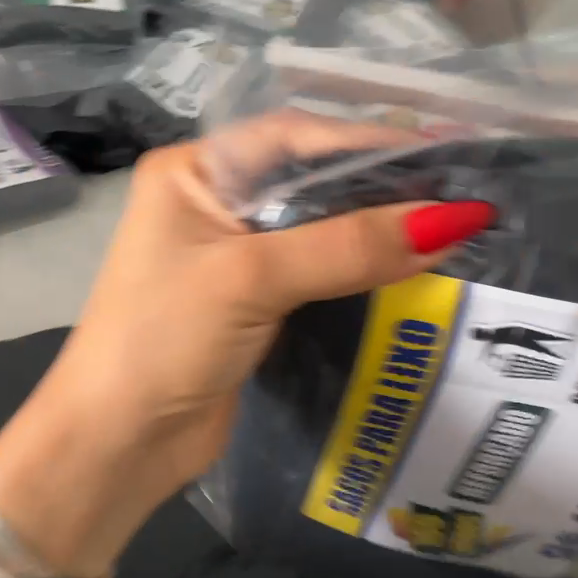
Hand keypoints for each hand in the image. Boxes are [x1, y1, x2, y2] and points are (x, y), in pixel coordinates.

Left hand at [0, 112, 493, 577]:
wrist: (118, 441)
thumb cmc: (166, 338)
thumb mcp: (252, 278)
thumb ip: (347, 246)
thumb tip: (456, 218)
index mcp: (190, 171)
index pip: (288, 136)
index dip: (363, 142)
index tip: (440, 153)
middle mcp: (209, 200)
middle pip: (305, 178)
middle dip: (375, 185)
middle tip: (459, 188)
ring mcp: (229, 252)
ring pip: (315, 226)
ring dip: (372, 230)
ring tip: (452, 225)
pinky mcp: (250, 300)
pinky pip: (314, 270)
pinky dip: (357, 270)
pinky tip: (411, 269)